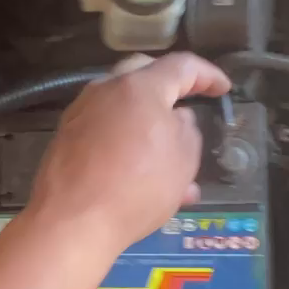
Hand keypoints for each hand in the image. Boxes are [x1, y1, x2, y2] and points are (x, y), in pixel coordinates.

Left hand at [24, 53, 229, 254]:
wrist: (71, 222)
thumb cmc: (136, 188)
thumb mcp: (183, 161)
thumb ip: (187, 130)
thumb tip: (177, 118)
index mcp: (139, 87)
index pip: (181, 66)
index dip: (207, 75)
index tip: (223, 89)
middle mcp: (104, 91)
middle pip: (143, 74)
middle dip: (169, 85)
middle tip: (188, 100)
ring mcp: (80, 114)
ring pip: (122, 106)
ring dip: (148, 123)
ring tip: (170, 159)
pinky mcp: (66, 139)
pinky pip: (105, 131)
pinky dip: (127, 143)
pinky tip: (142, 176)